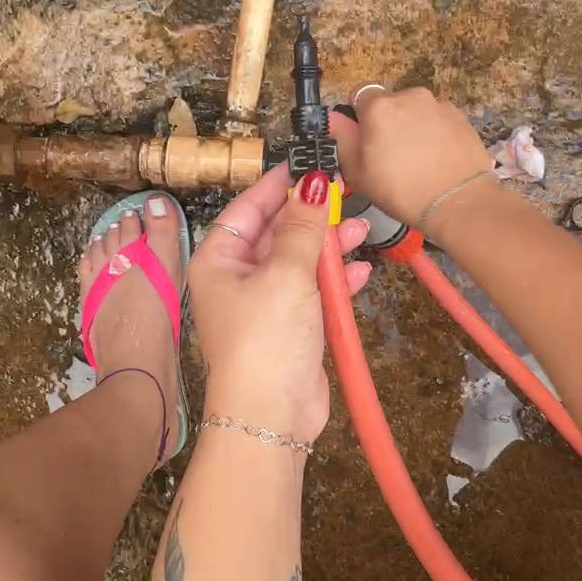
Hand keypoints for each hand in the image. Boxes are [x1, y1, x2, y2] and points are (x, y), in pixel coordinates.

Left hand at [187, 165, 370, 442]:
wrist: (271, 417)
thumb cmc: (267, 337)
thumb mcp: (287, 272)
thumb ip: (304, 225)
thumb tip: (314, 179)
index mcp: (219, 259)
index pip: (247, 208)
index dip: (277, 185)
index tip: (308, 164)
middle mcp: (237, 277)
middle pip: (277, 232)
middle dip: (312, 216)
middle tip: (347, 194)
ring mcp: (265, 303)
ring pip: (299, 261)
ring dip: (329, 247)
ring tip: (362, 232)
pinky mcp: (290, 327)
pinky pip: (313, 291)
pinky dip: (335, 281)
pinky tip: (360, 272)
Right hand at [329, 86, 490, 225]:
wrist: (458, 202)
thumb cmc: (401, 190)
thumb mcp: (357, 172)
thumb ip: (341, 138)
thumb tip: (334, 118)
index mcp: (379, 106)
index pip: (358, 94)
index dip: (358, 116)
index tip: (364, 139)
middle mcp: (409, 96)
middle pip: (389, 102)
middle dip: (386, 121)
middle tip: (389, 155)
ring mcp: (438, 104)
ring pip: (415, 110)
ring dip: (411, 125)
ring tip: (417, 158)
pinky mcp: (461, 116)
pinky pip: (437, 119)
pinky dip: (434, 132)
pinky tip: (437, 157)